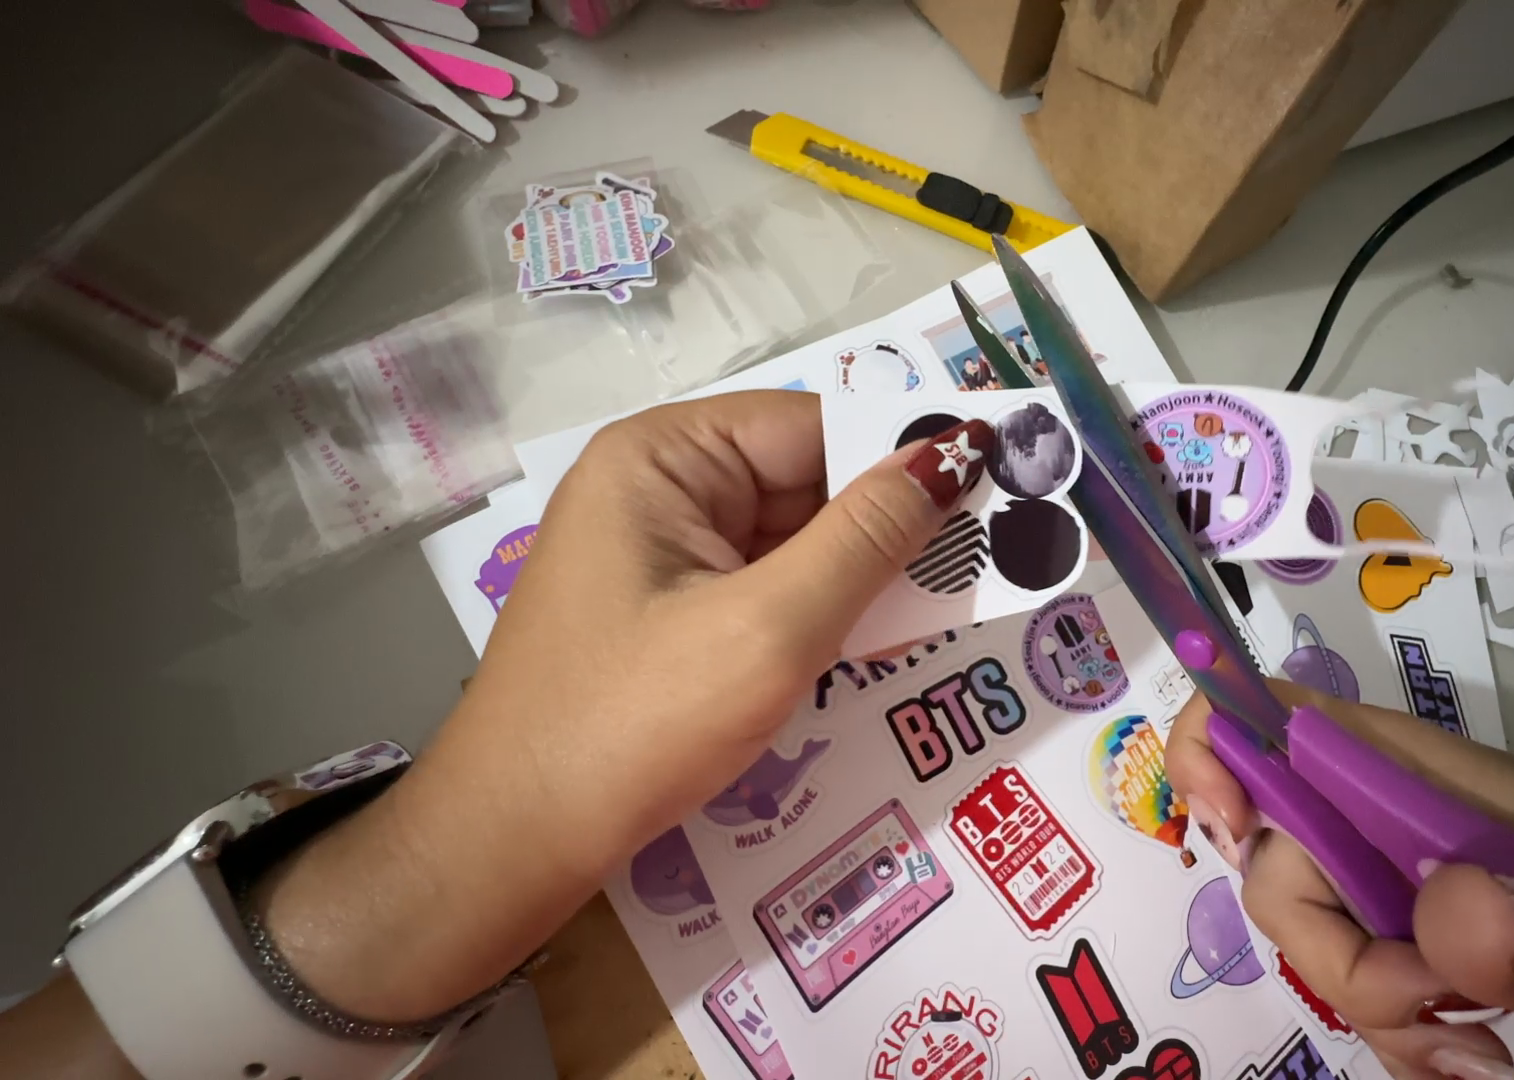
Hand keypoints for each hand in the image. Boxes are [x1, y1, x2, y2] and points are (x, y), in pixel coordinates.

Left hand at [259, 390, 994, 1021]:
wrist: (516, 847)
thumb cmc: (637, 722)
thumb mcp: (773, 625)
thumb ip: (870, 536)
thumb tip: (956, 454)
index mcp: (668, 458)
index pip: (816, 428)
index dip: (905, 452)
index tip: (995, 482)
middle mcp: (668, 487)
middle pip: (811, 481)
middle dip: (893, 520)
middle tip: (994, 546)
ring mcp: (674, 551)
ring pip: (801, 537)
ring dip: (870, 568)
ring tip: (959, 587)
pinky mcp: (684, 606)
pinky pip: (778, 583)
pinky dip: (833, 603)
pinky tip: (891, 626)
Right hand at [1166, 679, 1513, 1079]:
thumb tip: (1446, 913)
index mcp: (1393, 762)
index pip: (1256, 713)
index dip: (1205, 750)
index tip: (1230, 833)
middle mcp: (1359, 803)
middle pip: (1265, 855)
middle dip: (1328, 948)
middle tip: (1441, 1012)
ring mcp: (1365, 865)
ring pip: (1294, 924)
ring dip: (1366, 1002)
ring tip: (1474, 1052)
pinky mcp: (1380, 921)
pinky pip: (1333, 970)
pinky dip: (1382, 1024)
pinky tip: (1458, 1054)